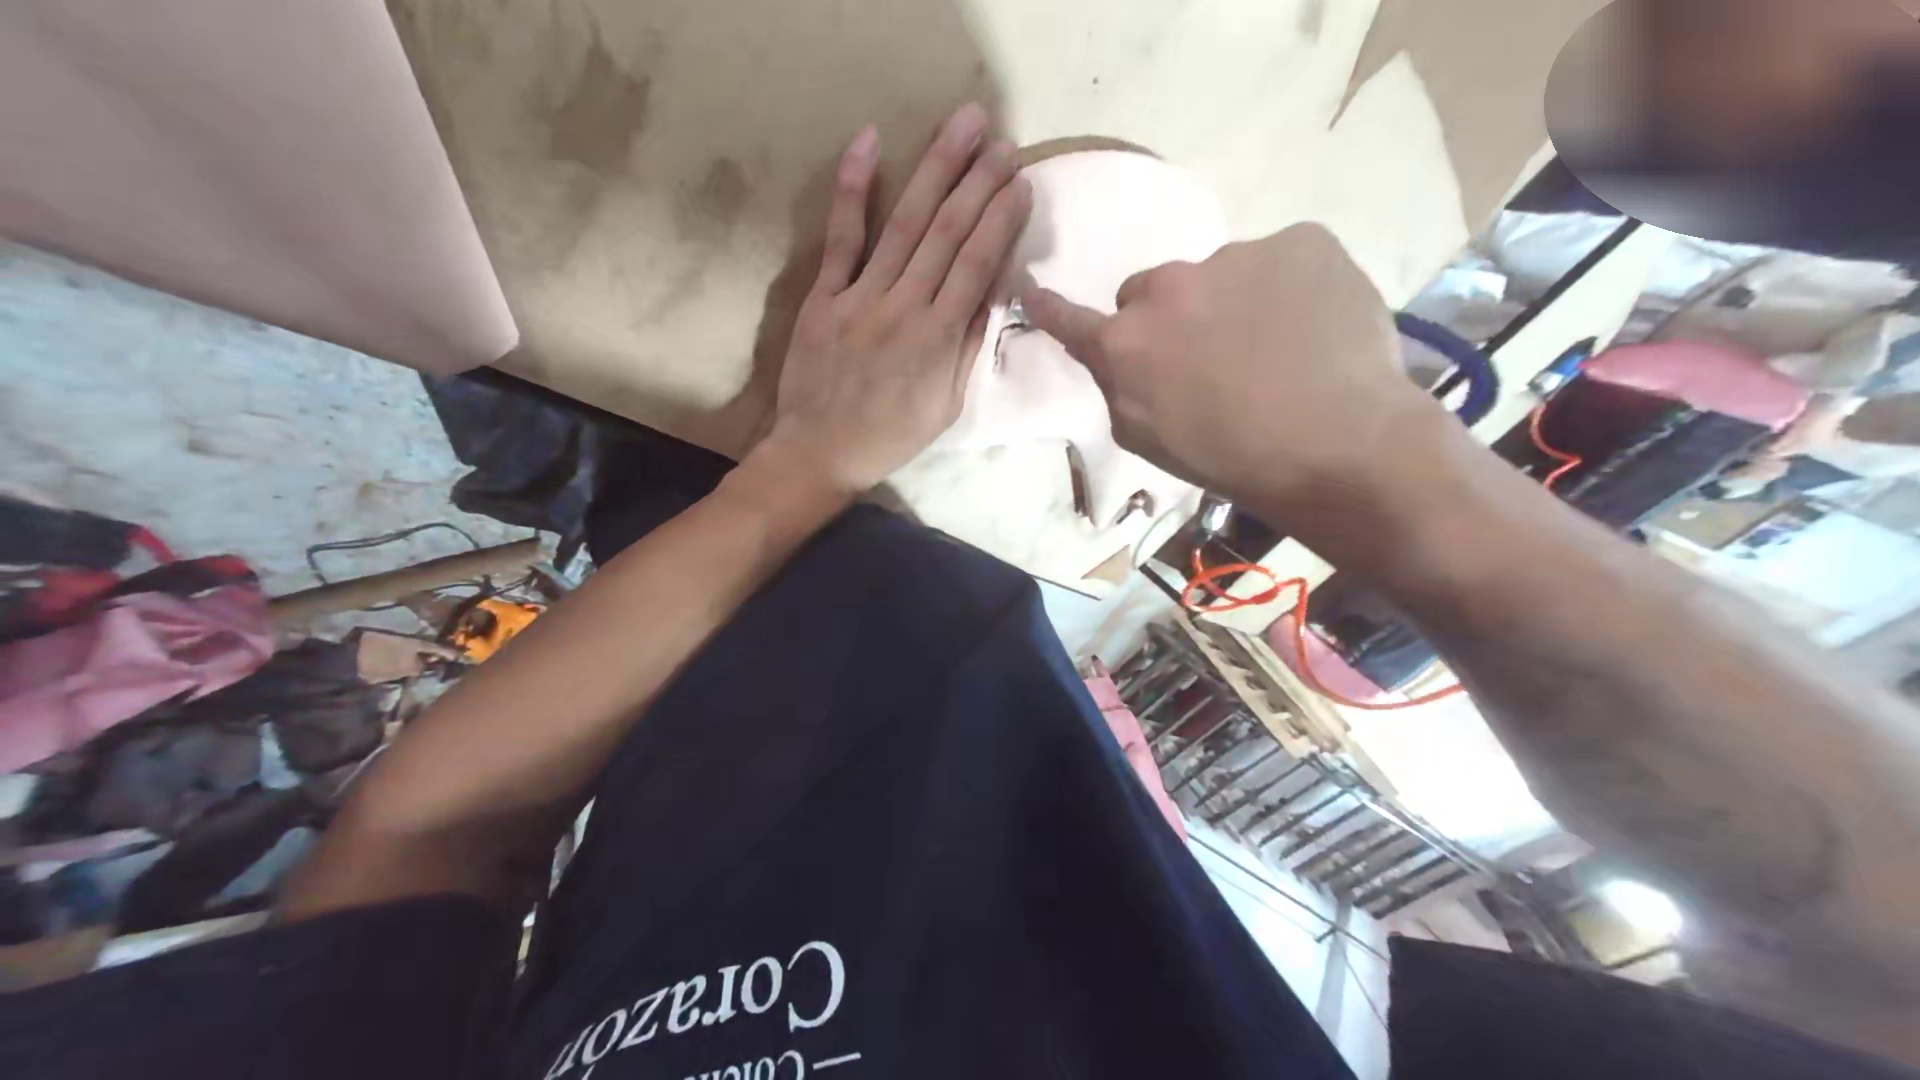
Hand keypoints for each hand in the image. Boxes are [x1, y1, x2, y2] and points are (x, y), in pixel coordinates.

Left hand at [759, 104, 1032, 495]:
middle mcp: (905, 307)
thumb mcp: (947, 405)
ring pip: (905, 224)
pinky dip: (852, 189)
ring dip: (937, 170)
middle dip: (979, 182)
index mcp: (939, 338)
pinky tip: (869, 143)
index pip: (978, 265)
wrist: (821, 451)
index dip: (1001, 220)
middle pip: (948, 233)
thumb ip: (968, 348)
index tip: (1020, 182)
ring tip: (962, 125)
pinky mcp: (824, 294)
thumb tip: (992, 294)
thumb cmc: (891, 436)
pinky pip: (841, 236)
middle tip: (1001, 139)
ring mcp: (861, 296)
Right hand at [1019, 223, 1440, 509]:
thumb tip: (1119, 360)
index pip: (1072, 320)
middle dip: (1168, 318)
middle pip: (1152, 292)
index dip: (1050, 310)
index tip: (1032, 292)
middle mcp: (1168, 288)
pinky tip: (1313, 327)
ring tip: (1277, 350)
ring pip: (1220, 275)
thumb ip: (1119, 388)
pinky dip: (1291, 287)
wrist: (1337, 444)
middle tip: (1209, 357)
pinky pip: (1281, 259)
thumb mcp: (1147, 439)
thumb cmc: (1229, 457)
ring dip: (1233, 302)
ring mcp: (1236, 255)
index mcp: (1126, 343)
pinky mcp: (1300, 240)